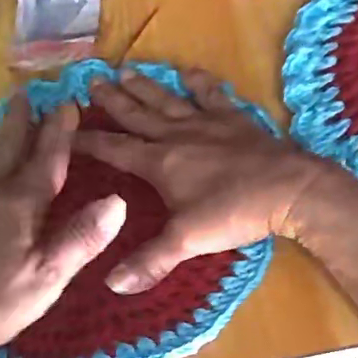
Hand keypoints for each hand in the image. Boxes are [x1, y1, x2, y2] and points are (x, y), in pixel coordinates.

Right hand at [77, 69, 329, 293]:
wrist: (292, 190)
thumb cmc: (234, 213)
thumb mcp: (186, 241)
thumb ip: (148, 261)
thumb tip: (111, 285)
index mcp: (160, 162)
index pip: (114, 150)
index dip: (87, 142)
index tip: (64, 133)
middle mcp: (177, 135)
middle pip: (137, 115)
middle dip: (112, 101)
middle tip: (91, 82)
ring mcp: (208, 123)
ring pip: (167, 100)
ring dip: (145, 87)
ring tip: (125, 72)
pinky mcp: (235, 120)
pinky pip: (212, 95)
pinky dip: (199, 83)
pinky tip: (188, 73)